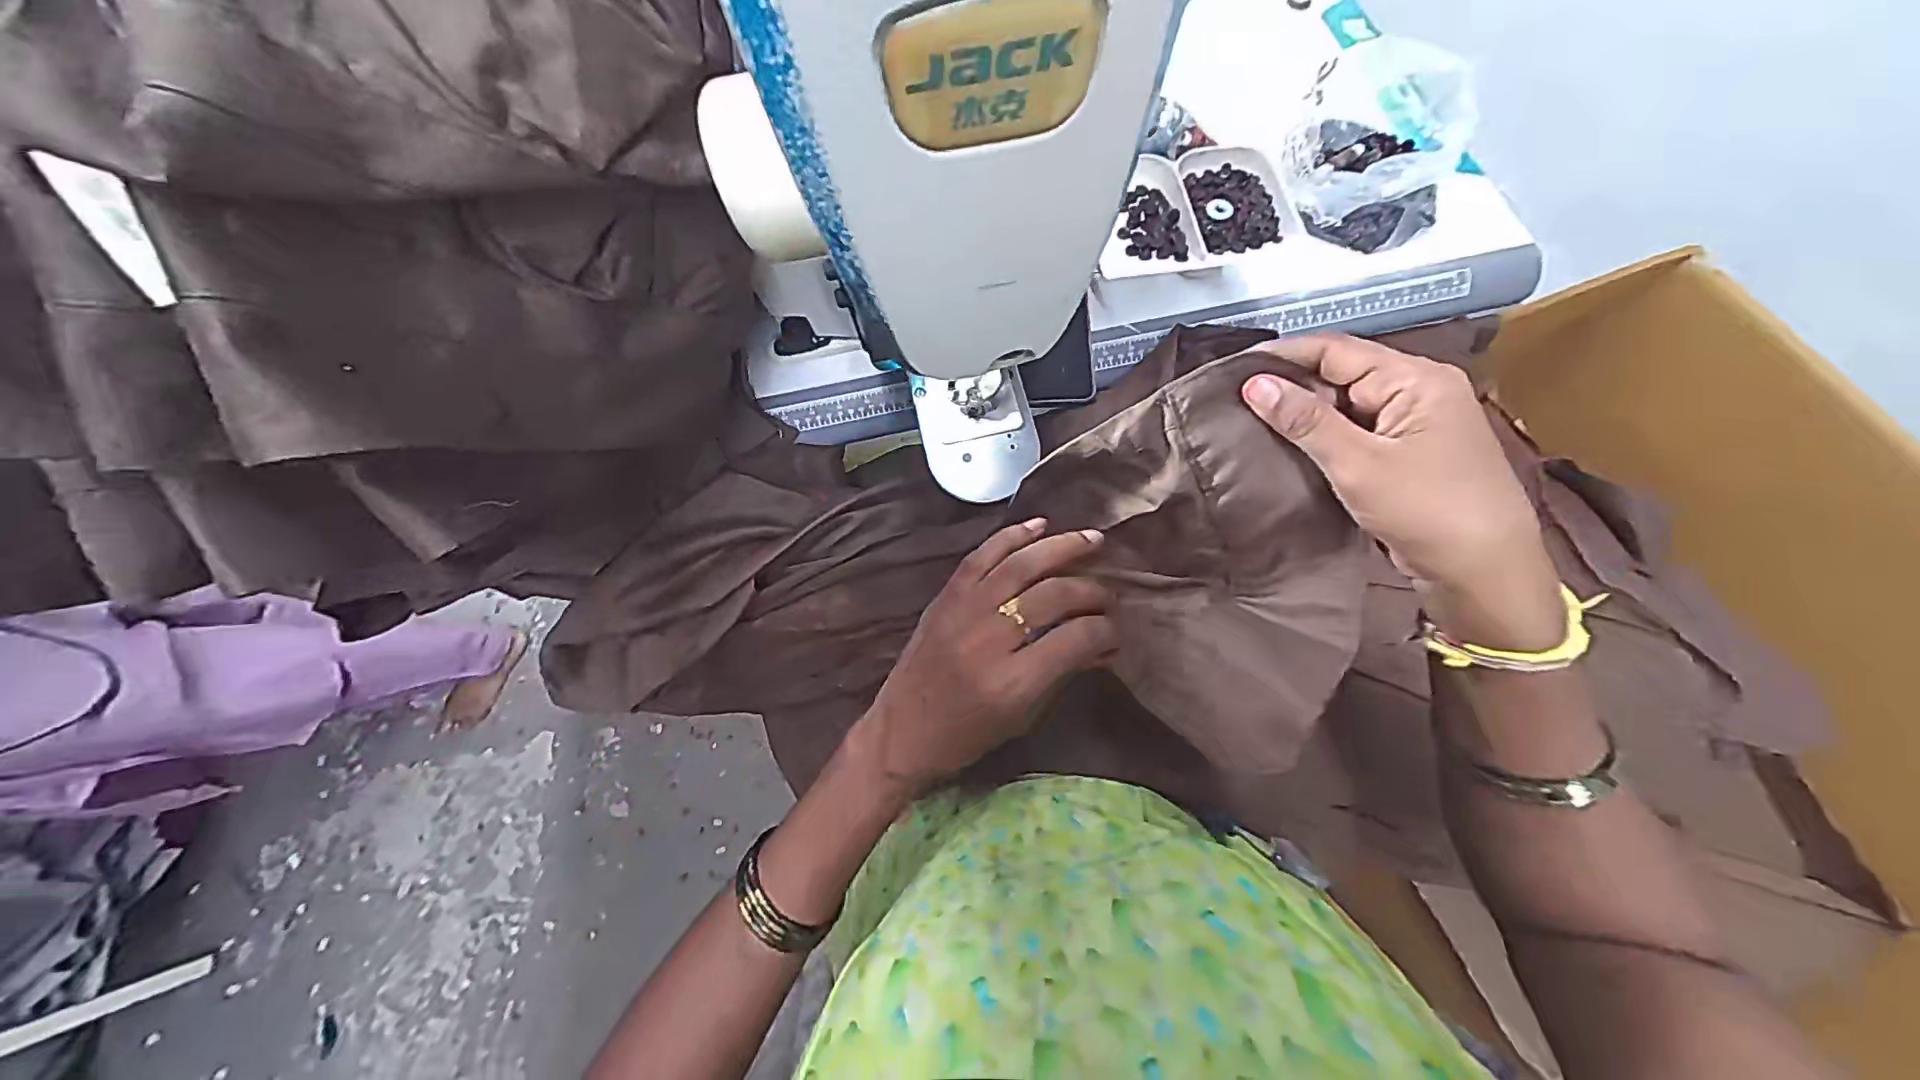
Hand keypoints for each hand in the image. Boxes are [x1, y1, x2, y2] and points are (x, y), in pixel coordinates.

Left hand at [849, 519, 1115, 794]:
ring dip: (1060, 547)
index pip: (1075, 638)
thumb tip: (1104, 646)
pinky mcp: (945, 597)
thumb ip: (1063, 673)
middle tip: (1106, 595)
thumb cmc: (967, 734)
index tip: (1114, 631)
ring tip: (1092, 539)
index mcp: (1012, 681)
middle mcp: (988, 639)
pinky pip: (982, 556)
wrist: (902, 730)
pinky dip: (1012, 537)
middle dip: (1089, 592)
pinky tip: (1040, 526)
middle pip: (1052, 596)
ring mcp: (963, 612)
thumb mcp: (1023, 716)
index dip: (1104, 630)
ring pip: (1020, 565)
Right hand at [1239, 334, 1563, 648]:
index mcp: (1416, 379)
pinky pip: (1356, 433)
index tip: (1234, 370)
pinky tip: (1290, 449)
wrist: (1484, 572)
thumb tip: (1254, 384)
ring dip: (1305, 415)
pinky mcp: (1407, 454)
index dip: (1283, 356)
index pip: (1336, 350)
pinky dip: (1324, 438)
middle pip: (1341, 375)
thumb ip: (1305, 421)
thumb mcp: (1358, 463)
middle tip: (1235, 402)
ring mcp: (1414, 424)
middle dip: (1291, 387)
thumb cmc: (1427, 509)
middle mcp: (1418, 391)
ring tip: (1251, 423)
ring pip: (1346, 406)